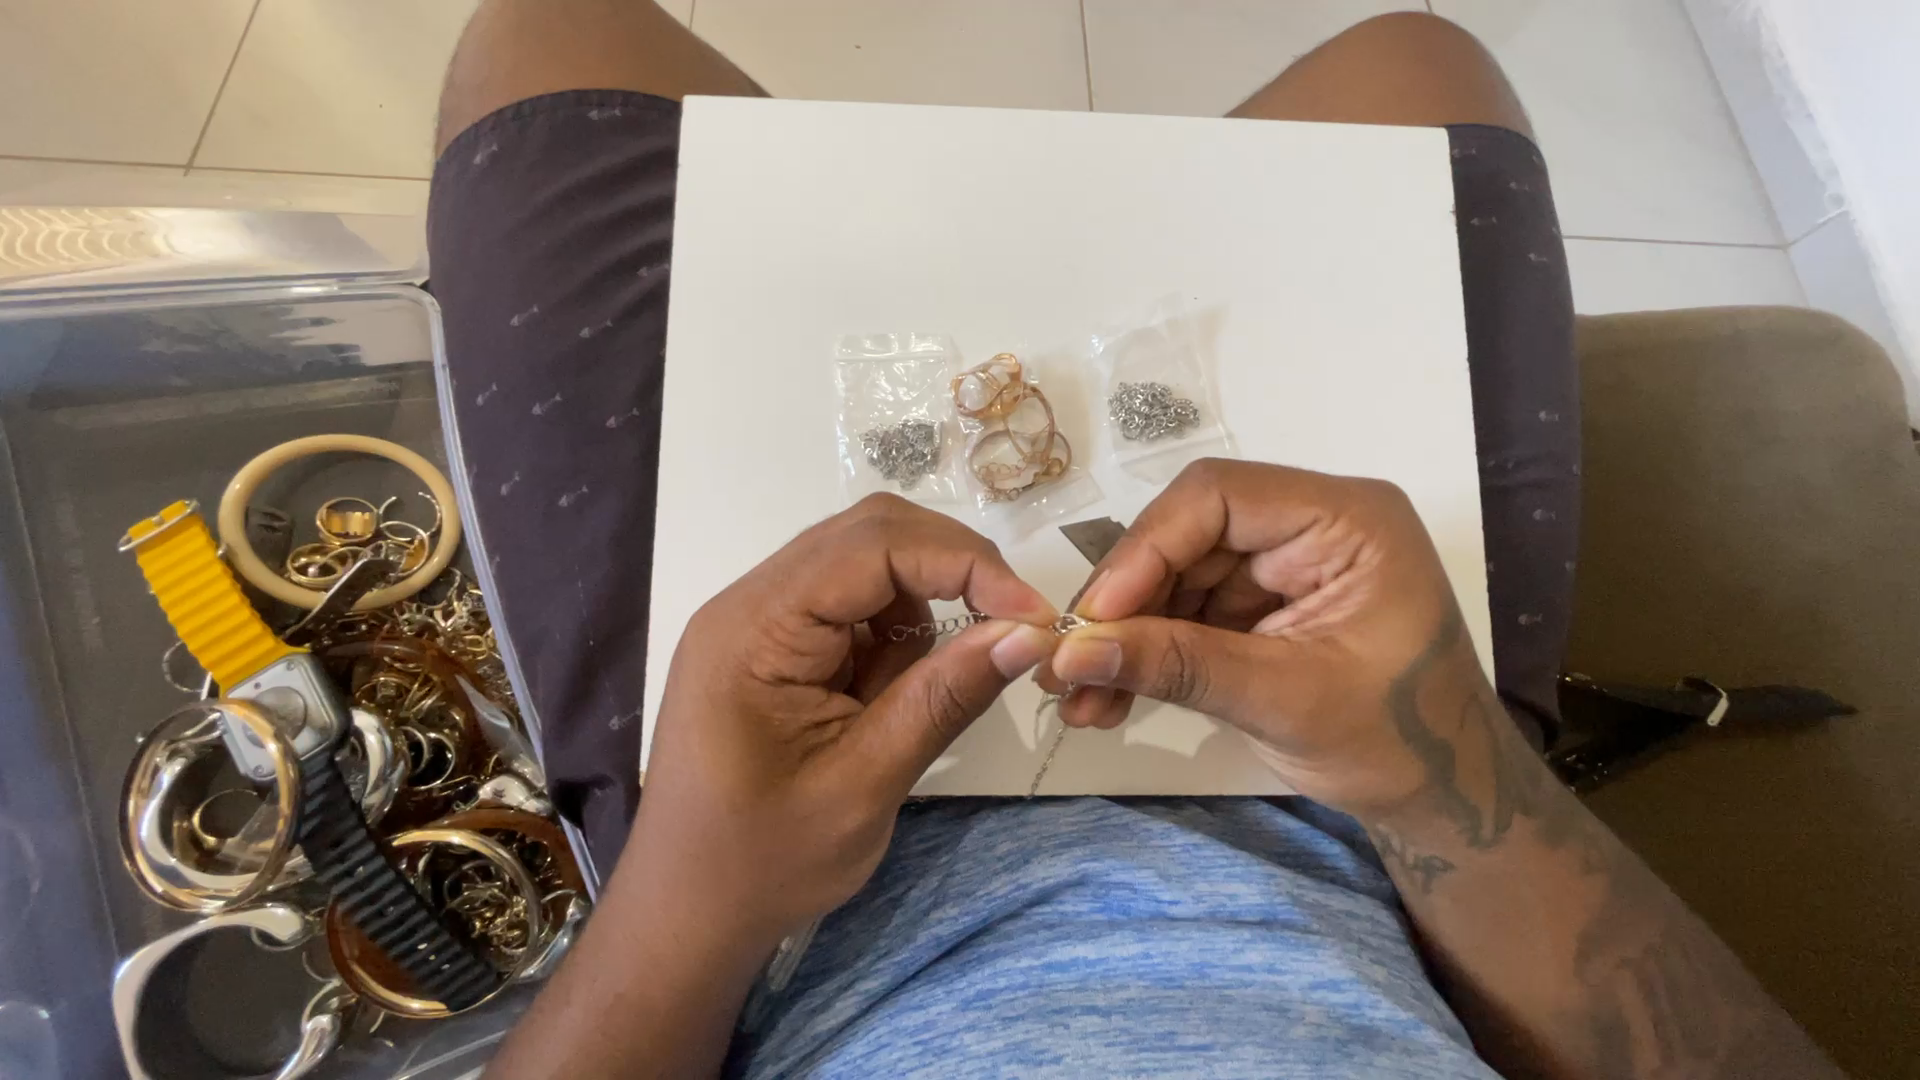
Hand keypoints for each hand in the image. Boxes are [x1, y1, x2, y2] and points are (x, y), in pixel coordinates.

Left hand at [633, 494, 1058, 942]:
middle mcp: (751, 602)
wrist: (688, 913)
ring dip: (919, 610)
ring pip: (868, 564)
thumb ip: (943, 698)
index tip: (1032, 614)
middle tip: (1009, 627)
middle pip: (868, 535)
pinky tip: (882, 697)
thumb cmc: (763, 863)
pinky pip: (855, 605)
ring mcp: (762, 619)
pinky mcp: (778, 643)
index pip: (870, 547)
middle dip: (950, 570)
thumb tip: (1027, 633)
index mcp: (755, 628)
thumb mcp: (865, 785)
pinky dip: (894, 637)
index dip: (962, 563)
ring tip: (904, 698)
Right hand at [1041, 459, 1495, 819]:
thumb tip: (1071, 654)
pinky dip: (1145, 653)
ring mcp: (1276, 565)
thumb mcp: (1284, 701)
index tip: (1094, 618)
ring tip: (1080, 696)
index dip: (1144, 550)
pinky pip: (1182, 612)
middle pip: (1183, 537)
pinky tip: (1109, 696)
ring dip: (1124, 637)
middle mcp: (1304, 525)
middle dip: (1124, 605)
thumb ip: (1176, 666)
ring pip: (1171, 578)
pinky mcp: (1254, 603)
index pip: (1217, 497)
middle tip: (1070, 663)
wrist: (1442, 798)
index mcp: (1343, 520)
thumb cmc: (1399, 743)